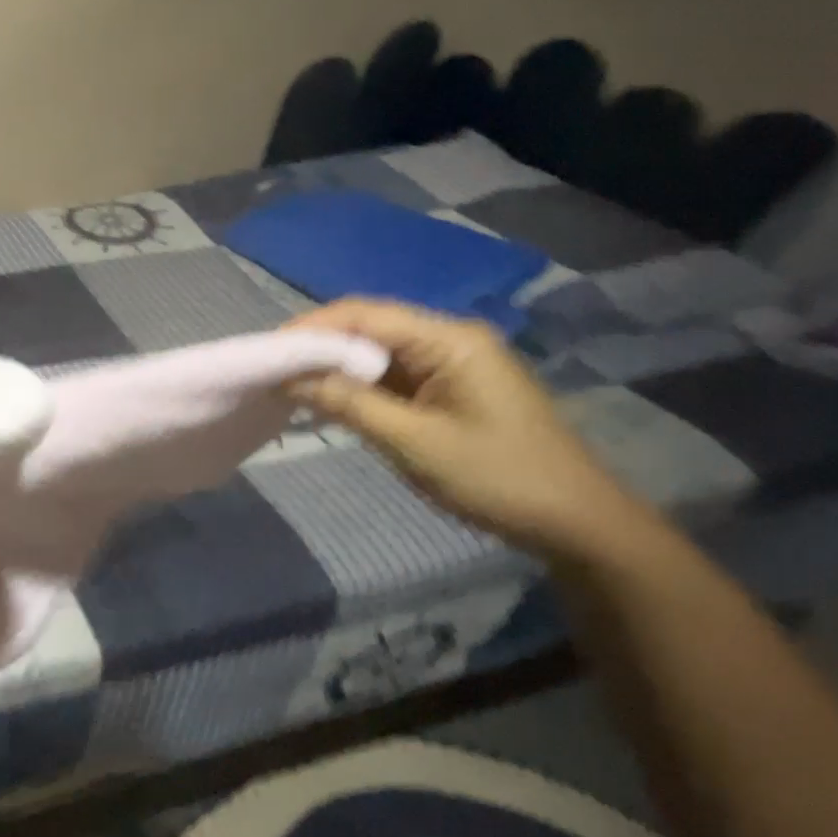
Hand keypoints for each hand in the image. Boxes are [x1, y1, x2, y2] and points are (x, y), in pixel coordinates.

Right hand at [285, 298, 646, 551]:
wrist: (574, 522)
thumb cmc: (496, 477)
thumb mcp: (413, 442)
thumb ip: (348, 403)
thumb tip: (287, 378)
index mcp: (450, 341)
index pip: (364, 314)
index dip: (309, 328)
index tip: (263, 353)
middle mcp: (450, 340)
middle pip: (368, 328)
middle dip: (316, 347)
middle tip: (268, 373)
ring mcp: (451, 365)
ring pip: (375, 353)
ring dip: (332, 368)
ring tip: (286, 388)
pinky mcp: (448, 390)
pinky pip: (390, 376)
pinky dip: (355, 386)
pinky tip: (326, 403)